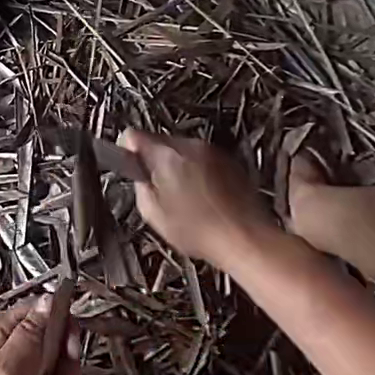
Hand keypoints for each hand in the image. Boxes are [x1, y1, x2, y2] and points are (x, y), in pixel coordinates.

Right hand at [117, 129, 283, 266]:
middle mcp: (190, 147)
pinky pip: (203, 159)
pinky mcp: (229, 160)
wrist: (246, 239)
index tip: (130, 163)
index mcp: (166, 155)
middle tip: (159, 190)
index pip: (134, 135)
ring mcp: (212, 151)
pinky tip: (202, 200)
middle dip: (155, 162)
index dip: (127, 150)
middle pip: (159, 142)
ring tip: (184, 200)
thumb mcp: (153, 214)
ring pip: (182, 151)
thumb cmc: (203, 231)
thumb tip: (138, 175)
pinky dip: (198, 173)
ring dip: (178, 168)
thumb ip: (139, 186)